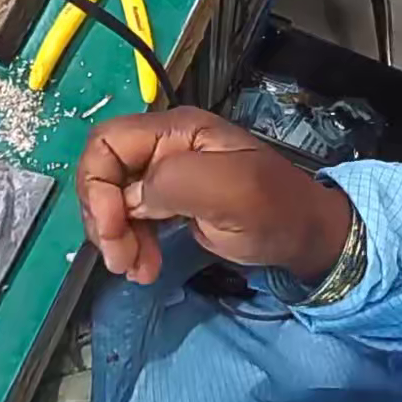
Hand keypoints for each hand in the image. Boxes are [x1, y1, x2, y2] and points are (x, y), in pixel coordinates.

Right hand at [76, 108, 352, 285]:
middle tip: (120, 259)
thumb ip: (173, 182)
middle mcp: (165, 148)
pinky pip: (134, 220)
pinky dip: (131, 244)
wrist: (304, 235)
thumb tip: (130, 200)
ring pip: (116, 201)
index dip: (97, 185)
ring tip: (136, 269)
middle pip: (105, 174)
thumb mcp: (229, 189)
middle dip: (105, 218)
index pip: (108, 142)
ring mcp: (168, 177)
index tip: (113, 227)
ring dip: (117, 238)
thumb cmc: (274, 208)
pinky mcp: (171, 205)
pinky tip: (143, 267)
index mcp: (177, 131)